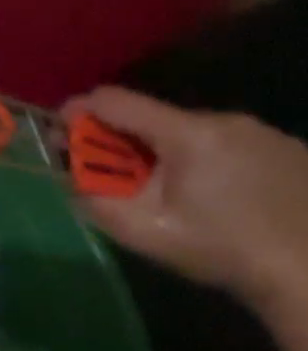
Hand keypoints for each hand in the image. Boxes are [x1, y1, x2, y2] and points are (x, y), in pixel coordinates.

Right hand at [64, 87, 307, 314]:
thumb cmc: (223, 251)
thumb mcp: (139, 229)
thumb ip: (89, 194)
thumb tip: (69, 173)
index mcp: (188, 133)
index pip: (110, 99)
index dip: (75, 113)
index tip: (64, 141)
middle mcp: (228, 121)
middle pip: (150, 116)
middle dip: (121, 141)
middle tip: (117, 177)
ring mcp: (268, 134)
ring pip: (190, 130)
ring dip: (165, 151)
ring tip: (173, 192)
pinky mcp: (294, 152)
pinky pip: (228, 143)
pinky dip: (206, 160)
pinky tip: (220, 196)